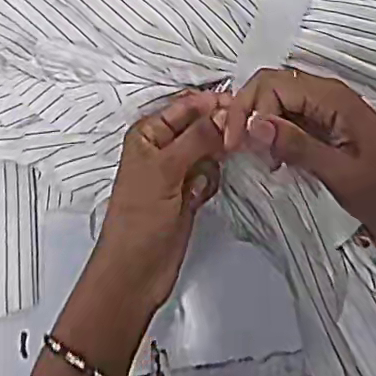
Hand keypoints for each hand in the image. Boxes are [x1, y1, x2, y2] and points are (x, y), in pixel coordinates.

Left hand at [84, 92, 225, 320]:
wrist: (136, 272)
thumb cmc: (138, 219)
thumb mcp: (166, 170)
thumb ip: (196, 138)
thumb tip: (222, 113)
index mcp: (148, 133)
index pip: (185, 106)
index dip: (211, 103)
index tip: (240, 105)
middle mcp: (162, 147)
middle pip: (200, 125)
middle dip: (216, 132)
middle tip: (235, 140)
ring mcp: (177, 170)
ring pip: (209, 150)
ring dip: (213, 160)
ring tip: (202, 180)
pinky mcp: (189, 192)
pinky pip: (211, 174)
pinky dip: (211, 180)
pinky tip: (200, 196)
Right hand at [221, 68, 375, 243]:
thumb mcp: (341, 174)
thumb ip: (296, 146)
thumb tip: (252, 124)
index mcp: (331, 98)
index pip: (272, 85)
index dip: (246, 110)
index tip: (233, 145)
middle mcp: (325, 94)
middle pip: (270, 84)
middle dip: (246, 109)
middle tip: (234, 146)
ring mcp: (326, 109)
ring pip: (277, 98)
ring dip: (256, 118)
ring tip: (248, 151)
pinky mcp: (326, 126)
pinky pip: (288, 114)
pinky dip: (270, 128)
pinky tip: (268, 154)